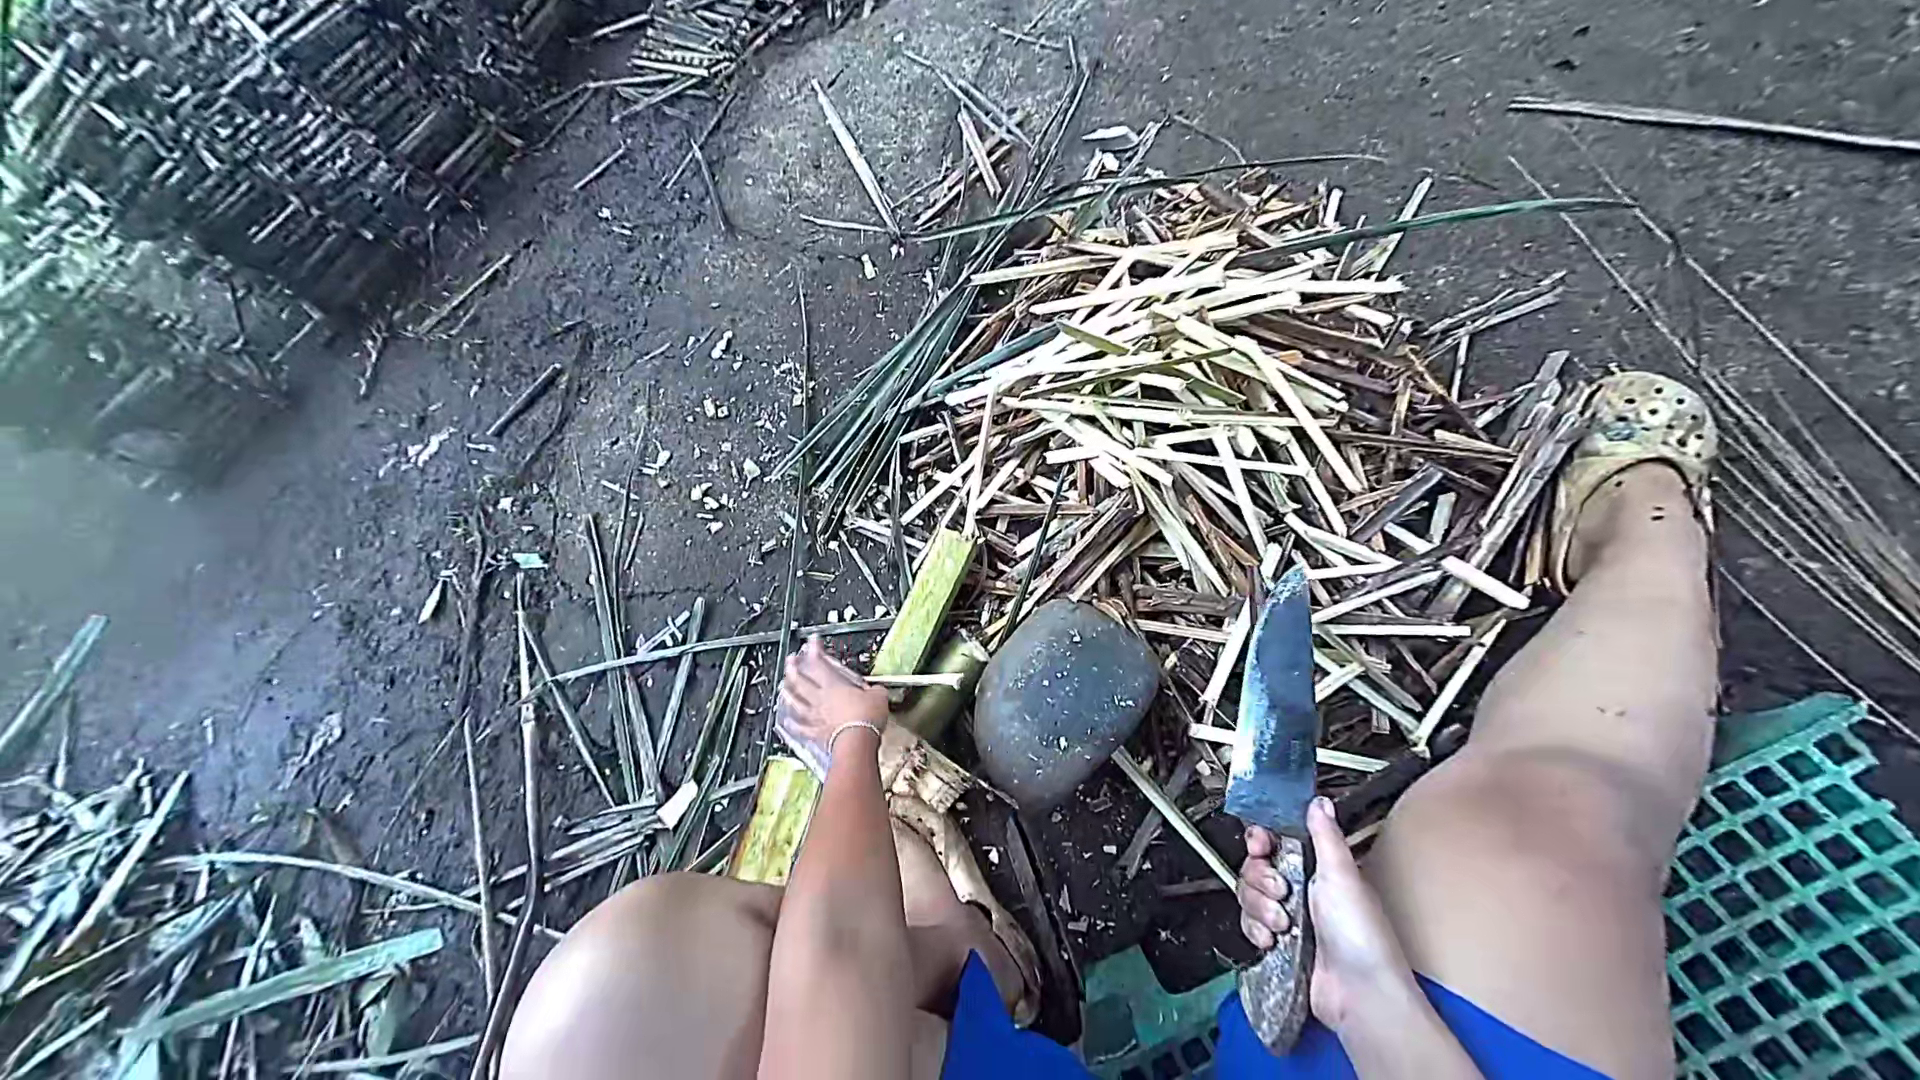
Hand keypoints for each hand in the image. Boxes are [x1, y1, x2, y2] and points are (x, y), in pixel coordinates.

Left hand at [777, 637, 889, 765]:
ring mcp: (816, 716)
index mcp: (834, 685)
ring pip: (797, 702)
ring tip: (782, 687)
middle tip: (790, 660)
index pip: (820, 663)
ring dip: (788, 694)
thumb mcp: (879, 696)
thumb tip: (877, 690)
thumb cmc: (866, 716)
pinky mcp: (816, 733)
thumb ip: (875, 691)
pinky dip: (793, 724)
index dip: (815, 650)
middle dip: (794, 669)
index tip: (812, 641)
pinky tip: (787, 721)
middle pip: (802, 681)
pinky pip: (801, 727)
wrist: (857, 742)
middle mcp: (821, 699)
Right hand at [1237, 797, 1419, 1034]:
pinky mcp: (1276, 943)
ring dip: (1261, 908)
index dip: (1260, 841)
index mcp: (1315, 868)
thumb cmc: (1361, 936)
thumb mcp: (1343, 875)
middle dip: (1260, 879)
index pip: (1272, 841)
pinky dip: (1256, 931)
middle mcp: (1299, 890)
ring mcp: (1287, 918)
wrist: (1359, 995)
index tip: (1261, 846)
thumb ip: (1325, 835)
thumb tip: (1320, 801)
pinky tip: (1274, 941)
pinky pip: (1247, 924)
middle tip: (1282, 891)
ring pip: (1247, 895)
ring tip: (1284, 924)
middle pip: (1253, 866)